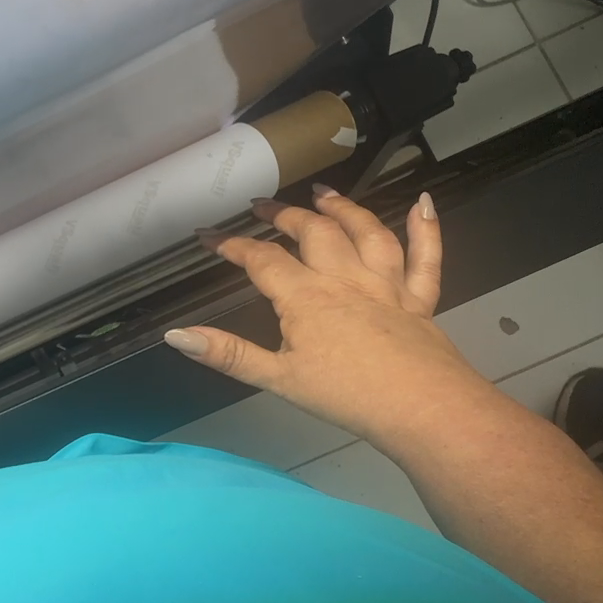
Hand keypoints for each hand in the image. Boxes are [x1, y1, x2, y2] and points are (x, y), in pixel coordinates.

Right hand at [163, 185, 500, 446]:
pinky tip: (421, 203)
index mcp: (306, 298)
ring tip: (324, 193)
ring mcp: (388, 286)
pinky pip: (426, 257)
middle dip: (284, 215)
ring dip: (343, 209)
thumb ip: (226, 354)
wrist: (425, 410)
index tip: (208, 236)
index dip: (232, 244)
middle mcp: (346, 280)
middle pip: (314, 233)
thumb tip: (176, 335)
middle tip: (263, 205)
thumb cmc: (346, 395)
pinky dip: (426, 227)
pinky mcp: (420, 300)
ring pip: (366, 234)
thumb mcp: (275, 378)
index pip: (262, 260)